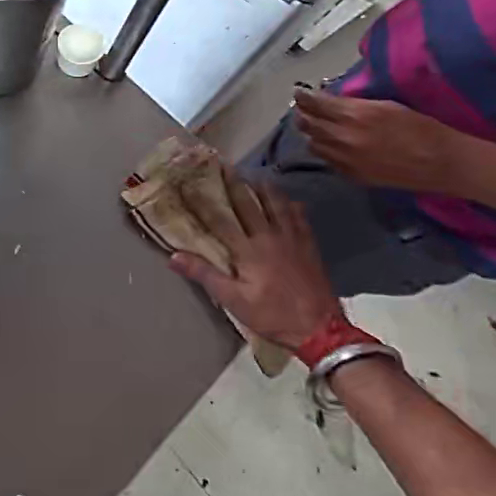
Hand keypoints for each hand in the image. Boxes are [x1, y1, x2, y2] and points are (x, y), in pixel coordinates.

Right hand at [168, 182, 342, 350]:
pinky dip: (292, 206)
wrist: (321, 328)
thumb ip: (205, 275)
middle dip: (236, 184)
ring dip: (265, 189)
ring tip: (256, 177)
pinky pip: (300, 218)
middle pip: (250, 204)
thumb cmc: (273, 315)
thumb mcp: (233, 300)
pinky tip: (291, 201)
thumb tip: (174, 256)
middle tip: (226, 167)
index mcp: (248, 250)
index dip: (204, 201)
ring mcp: (292, 239)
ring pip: (277, 205)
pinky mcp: (309, 246)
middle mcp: (269, 237)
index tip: (190, 185)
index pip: (220, 219)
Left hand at [293, 89, 472, 195]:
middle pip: (308, 124)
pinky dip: (325, 150)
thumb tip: (334, 102)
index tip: (298, 92)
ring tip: (316, 127)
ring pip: (312, 143)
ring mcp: (343, 159)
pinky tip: (330, 145)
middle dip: (303, 114)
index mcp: (353, 115)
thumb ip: (354, 105)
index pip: (315, 104)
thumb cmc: (421, 128)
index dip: (303, 97)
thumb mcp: (386, 106)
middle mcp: (342, 137)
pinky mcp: (349, 175)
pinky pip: (326, 160)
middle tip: (302, 109)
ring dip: (312, 134)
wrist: (441, 163)